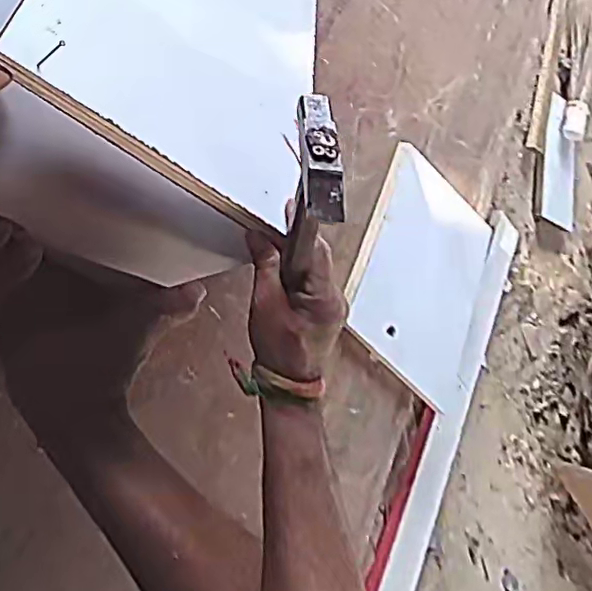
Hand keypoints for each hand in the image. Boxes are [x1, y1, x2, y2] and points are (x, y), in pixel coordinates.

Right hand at [245, 231, 346, 383]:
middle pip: (315, 255)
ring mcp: (332, 302)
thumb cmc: (279, 349)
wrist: (290, 384)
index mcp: (323, 297)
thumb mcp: (264, 303)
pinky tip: (279, 268)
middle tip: (269, 230)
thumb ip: (264, 266)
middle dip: (291, 240)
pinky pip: (311, 277)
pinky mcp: (324, 306)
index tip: (293, 207)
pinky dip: (295, 268)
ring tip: (269, 250)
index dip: (301, 227)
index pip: (315, 251)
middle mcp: (334, 297)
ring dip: (291, 255)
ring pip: (313, 265)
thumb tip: (257, 237)